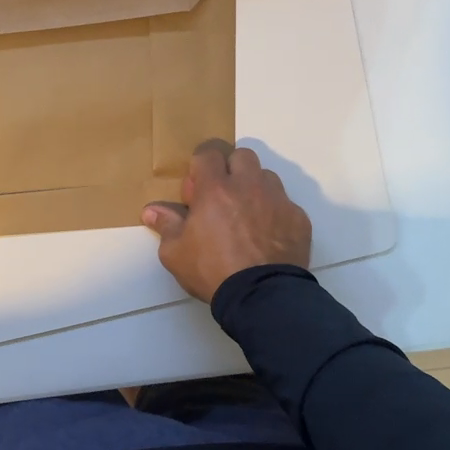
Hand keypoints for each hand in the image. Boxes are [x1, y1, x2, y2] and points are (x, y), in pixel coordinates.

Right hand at [142, 140, 311, 302]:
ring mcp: (278, 200)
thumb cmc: (212, 270)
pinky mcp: (298, 218)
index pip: (208, 153)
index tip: (195, 189)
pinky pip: (284, 204)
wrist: (261, 295)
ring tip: (244, 216)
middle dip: (229, 169)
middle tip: (220, 198)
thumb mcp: (175, 253)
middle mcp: (249, 186)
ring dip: (253, 188)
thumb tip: (151, 211)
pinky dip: (273, 213)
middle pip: (242, 156)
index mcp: (215, 189)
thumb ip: (166, 225)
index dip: (199, 166)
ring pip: (266, 177)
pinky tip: (265, 236)